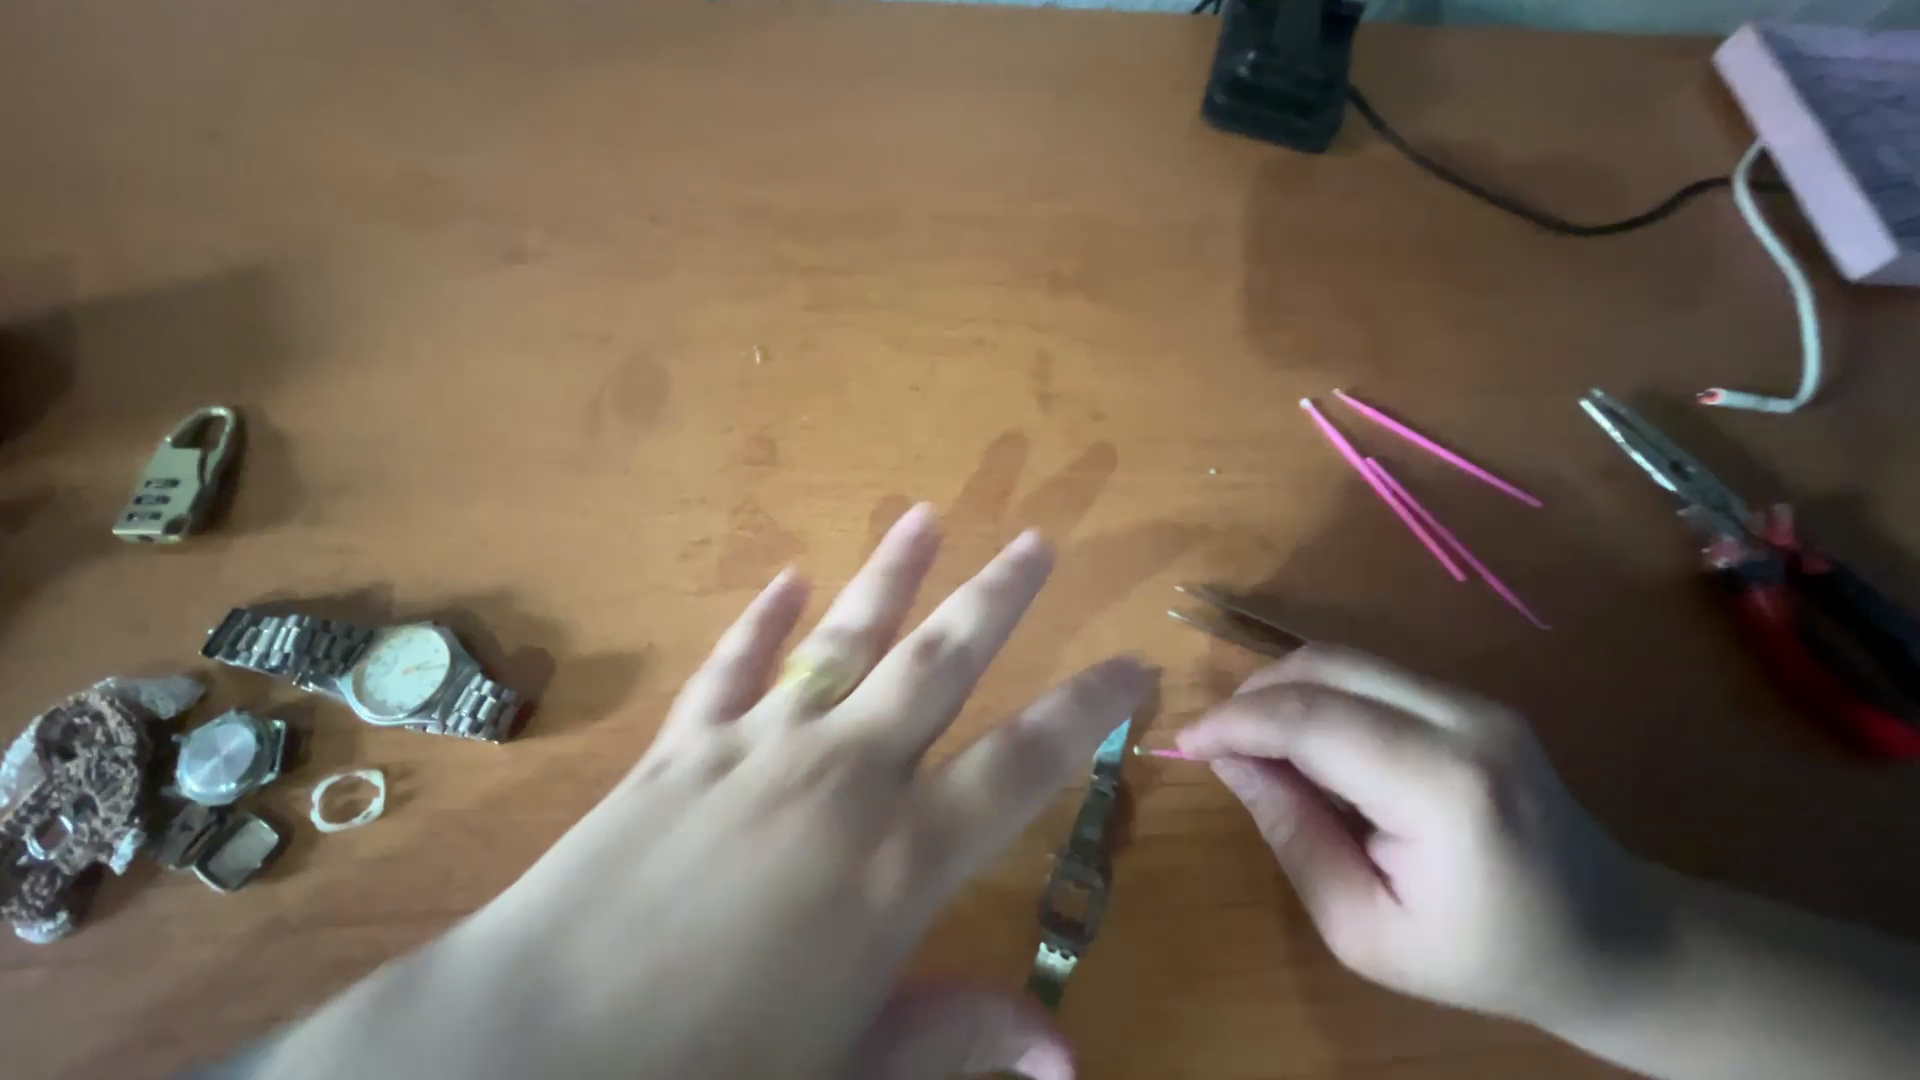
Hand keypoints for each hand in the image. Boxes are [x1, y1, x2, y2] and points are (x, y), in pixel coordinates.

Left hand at [263, 503, 1149, 1079]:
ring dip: (889, 576)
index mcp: (900, 859)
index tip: (1133, 667)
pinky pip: (733, 669)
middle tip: (1037, 543)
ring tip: (922, 517)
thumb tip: (1067, 1057)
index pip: (1024, 764)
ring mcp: (758, 748)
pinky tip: (784, 580)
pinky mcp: (682, 747)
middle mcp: (842, 777)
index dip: (1088, 711)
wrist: (529, 1047)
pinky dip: (760, 623)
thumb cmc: (707, 1071)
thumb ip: (956, 1038)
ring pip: (843, 642)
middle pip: (940, 665)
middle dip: (997, 601)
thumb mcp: (851, 1068)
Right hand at [1175, 646, 1672, 1029]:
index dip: (1235, 722)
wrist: (1616, 941)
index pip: (1312, 721)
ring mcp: (1475, 702)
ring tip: (1249, 742)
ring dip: (1278, 690)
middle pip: (1324, 668)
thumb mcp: (1364, 930)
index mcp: (1445, 790)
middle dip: (1250, 696)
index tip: (1184, 743)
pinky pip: (1367, 674)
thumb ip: (1293, 836)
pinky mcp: (1470, 700)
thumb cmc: (1484, 957)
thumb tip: (1231, 761)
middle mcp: (1464, 722)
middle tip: (1213, 743)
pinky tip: (1301, 741)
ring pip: (1341, 659)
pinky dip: (1314, 694)